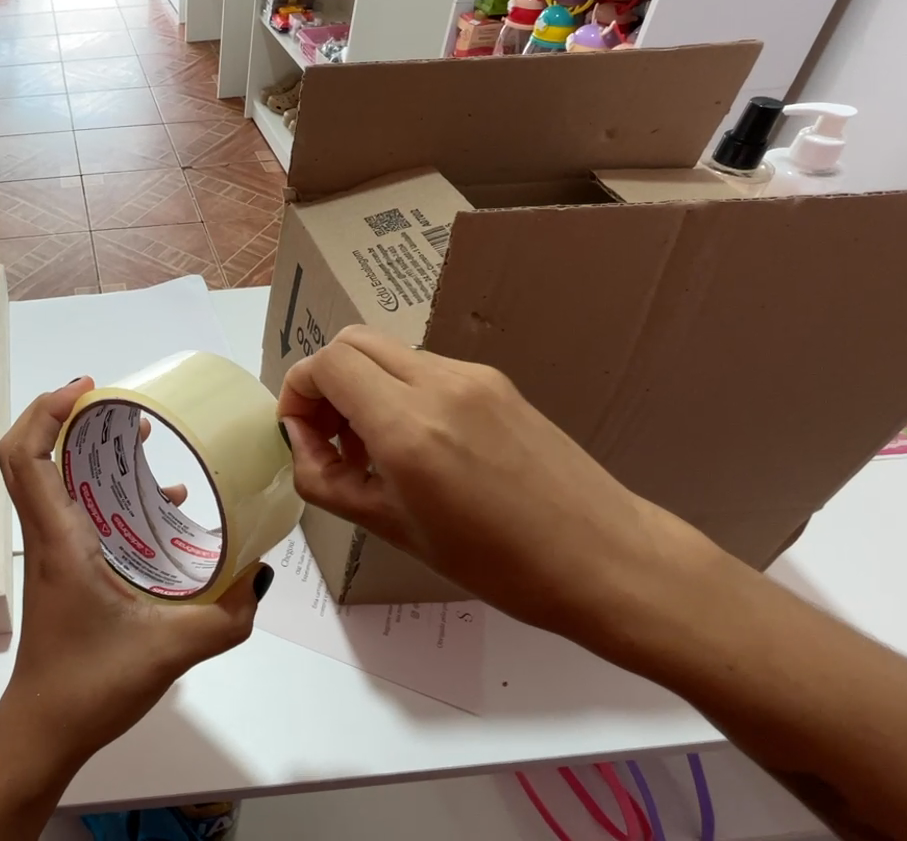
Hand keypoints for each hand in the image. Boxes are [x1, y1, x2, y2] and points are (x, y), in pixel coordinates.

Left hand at [0, 378, 272, 767]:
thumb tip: (261, 573)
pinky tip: (163, 502)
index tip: (88, 390)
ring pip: (53, 478)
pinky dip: (106, 489)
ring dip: (88, 449)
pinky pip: (75, 507)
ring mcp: (51, 549)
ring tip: (141, 438)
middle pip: (30, 454)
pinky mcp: (62, 565)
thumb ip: (227, 615)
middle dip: (67, 417)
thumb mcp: (170, 649)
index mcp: (60, 538)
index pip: (27, 455)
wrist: (45, 728)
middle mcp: (48, 533)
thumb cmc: (91, 684)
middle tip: (117, 406)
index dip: (47, 410)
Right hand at [277, 325, 713, 633]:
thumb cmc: (495, 563)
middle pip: (351, 342)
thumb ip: (325, 477)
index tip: (302, 435)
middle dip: (324, 381)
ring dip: (362, 386)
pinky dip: (398, 392)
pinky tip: (417, 445)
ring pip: (387, 353)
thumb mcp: (390, 528)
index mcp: (408, 426)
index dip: (298, 391)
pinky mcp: (497, 382)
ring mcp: (472, 376)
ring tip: (373, 449)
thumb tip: (300, 439)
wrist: (608, 561)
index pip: (326, 363)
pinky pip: (424, 368)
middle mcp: (438, 384)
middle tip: (330, 436)